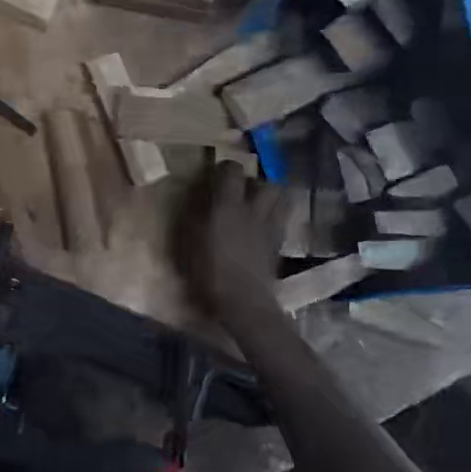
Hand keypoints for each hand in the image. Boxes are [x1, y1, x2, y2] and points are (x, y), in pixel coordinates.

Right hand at [186, 161, 287, 319]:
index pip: (233, 171)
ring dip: (270, 198)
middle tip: (240, 191)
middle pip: (266, 183)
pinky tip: (262, 229)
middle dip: (255, 182)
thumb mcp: (189, 243)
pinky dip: (274, 218)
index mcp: (228, 205)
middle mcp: (253, 210)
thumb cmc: (209, 273)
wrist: (244, 303)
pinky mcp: (279, 245)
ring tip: (256, 206)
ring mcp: (271, 227)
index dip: (225, 168)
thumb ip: (194, 216)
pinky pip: (281, 221)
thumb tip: (197, 199)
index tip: (216, 174)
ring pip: (281, 199)